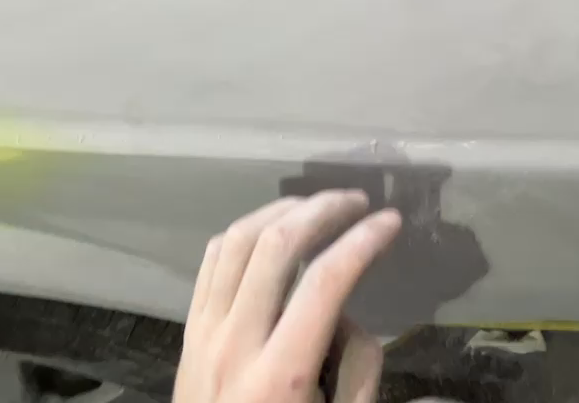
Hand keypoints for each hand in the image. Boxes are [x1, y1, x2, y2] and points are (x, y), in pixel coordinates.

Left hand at [177, 191, 402, 402]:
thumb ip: (356, 369)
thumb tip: (347, 312)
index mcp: (279, 378)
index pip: (325, 282)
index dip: (363, 241)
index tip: (391, 221)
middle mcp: (236, 343)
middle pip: (278, 245)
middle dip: (324, 210)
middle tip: (357, 201)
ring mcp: (204, 333)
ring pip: (238, 239)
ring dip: (282, 210)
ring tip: (317, 206)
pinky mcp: (187, 331)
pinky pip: (212, 259)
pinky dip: (245, 230)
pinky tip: (271, 229)